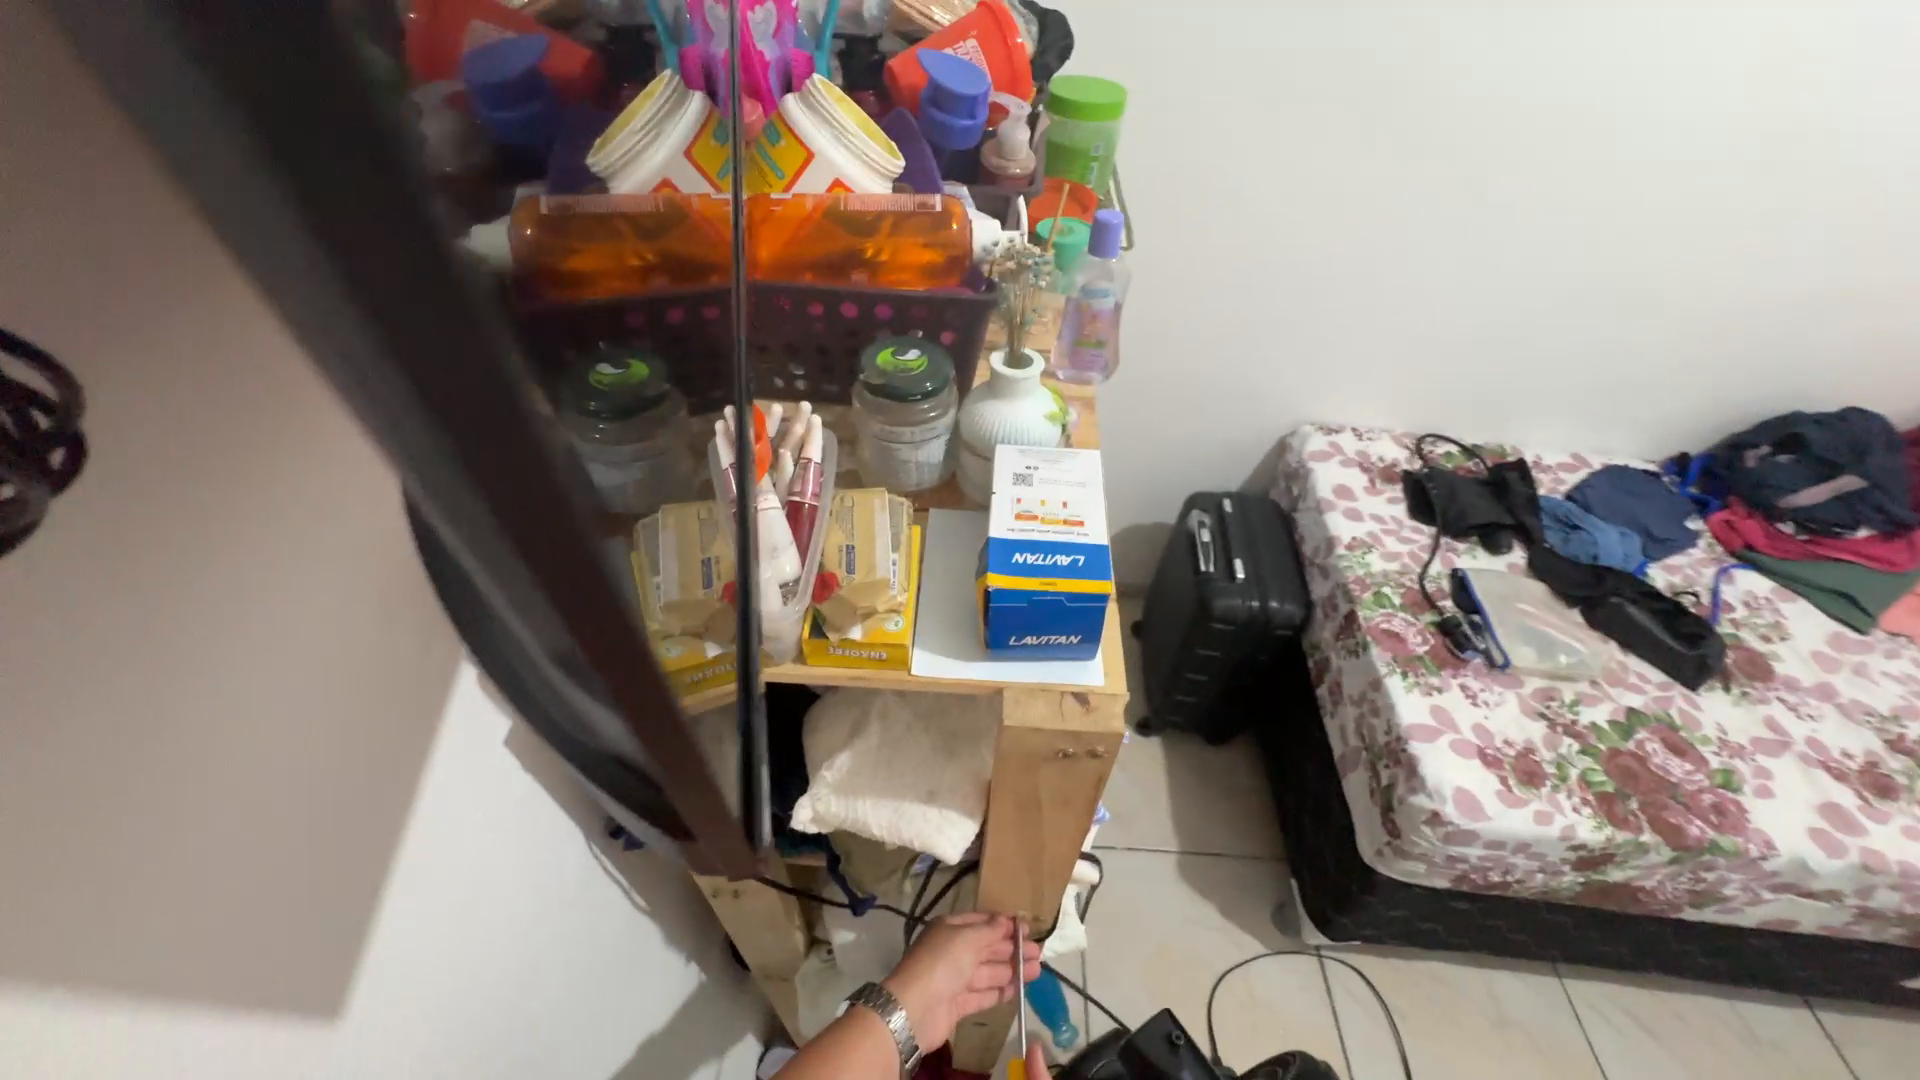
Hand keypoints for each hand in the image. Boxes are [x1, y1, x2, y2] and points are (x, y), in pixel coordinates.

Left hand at [883, 913, 1041, 1051]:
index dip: (1003, 924)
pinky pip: (983, 994)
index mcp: (951, 929)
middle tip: (1038, 952)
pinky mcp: (958, 1004)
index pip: (981, 923)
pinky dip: (1001, 991)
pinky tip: (1019, 989)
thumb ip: (990, 930)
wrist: (915, 1008)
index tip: (1026, 928)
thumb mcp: (967, 938)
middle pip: (987, 948)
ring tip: (1036, 970)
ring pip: (988, 971)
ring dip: (1012, 970)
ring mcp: (955, 979)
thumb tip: (1006, 920)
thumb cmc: (942, 963)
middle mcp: (953, 951)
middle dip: (1012, 949)